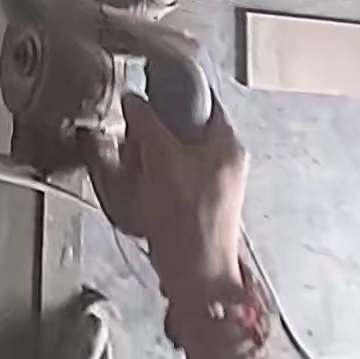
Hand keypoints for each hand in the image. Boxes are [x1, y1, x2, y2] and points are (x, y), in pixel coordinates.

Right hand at [122, 91, 248, 300]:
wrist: (194, 274)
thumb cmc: (185, 211)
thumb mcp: (161, 157)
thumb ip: (146, 122)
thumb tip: (131, 97)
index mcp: (228, 144)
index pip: (205, 100)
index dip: (178, 90)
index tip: (150, 84)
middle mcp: (225, 159)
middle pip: (183, 125)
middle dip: (155, 129)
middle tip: (137, 137)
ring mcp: (211, 181)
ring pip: (172, 148)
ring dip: (149, 151)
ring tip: (136, 163)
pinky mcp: (195, 199)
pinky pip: (169, 171)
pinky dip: (152, 171)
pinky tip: (139, 180)